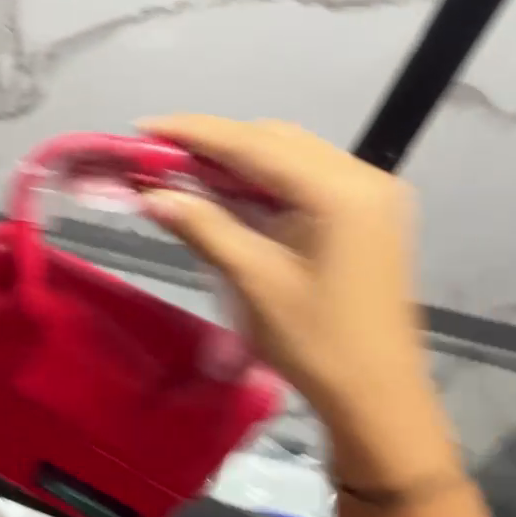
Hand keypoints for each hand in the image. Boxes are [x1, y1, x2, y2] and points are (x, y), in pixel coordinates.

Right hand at [135, 116, 457, 487]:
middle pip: (274, 140)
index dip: (194, 133)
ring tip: (180, 176)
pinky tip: (224, 196)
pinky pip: (301, 180)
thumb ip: (204, 227)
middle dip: (212, 143)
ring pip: (288, 156)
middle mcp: (360, 179)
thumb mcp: (251, 280)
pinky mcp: (361, 216)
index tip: (142, 128)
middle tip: (154, 159)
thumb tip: (153, 195)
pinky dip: (258, 181)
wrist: (373, 388)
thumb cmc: (312, 339)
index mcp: (338, 192)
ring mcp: (366, 196)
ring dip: (233, 161)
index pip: (254, 144)